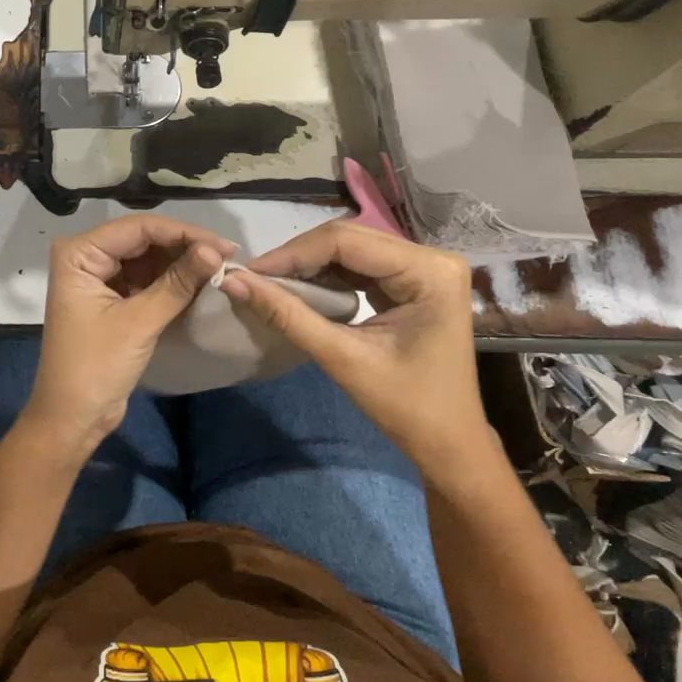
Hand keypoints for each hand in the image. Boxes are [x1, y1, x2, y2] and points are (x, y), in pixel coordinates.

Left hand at [26, 215, 234, 453]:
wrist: (72, 416)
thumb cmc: (96, 366)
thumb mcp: (140, 322)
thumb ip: (177, 283)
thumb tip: (216, 251)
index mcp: (79, 253)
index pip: (138, 228)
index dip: (183, 233)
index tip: (225, 246)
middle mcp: (85, 256)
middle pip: (143, 239)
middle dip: (184, 246)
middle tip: (229, 256)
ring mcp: (97, 277)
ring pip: (146, 258)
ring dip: (180, 263)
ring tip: (221, 267)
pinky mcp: (110, 298)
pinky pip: (144, 278)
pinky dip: (170, 281)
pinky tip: (200, 282)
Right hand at [218, 221, 494, 480]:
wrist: (448, 444)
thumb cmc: (405, 406)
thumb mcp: (341, 358)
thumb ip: (287, 315)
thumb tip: (233, 282)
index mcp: (429, 271)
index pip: (346, 241)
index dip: (293, 253)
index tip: (248, 272)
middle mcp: (432, 258)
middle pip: (349, 238)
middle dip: (298, 256)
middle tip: (254, 277)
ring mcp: (424, 268)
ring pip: (351, 248)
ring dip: (309, 264)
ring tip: (270, 282)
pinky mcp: (413, 281)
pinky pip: (360, 265)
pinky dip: (326, 275)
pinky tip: (300, 288)